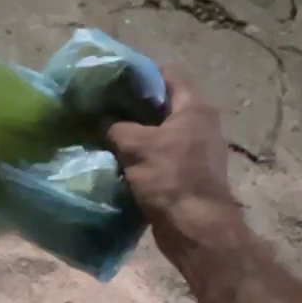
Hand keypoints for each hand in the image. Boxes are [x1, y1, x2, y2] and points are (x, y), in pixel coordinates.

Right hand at [108, 72, 246, 267]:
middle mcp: (199, 125)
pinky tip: (118, 160)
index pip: (167, 74)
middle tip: (103, 107)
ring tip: (105, 133)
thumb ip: (116, 128)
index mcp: (194, 107)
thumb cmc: (171, 179)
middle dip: (132, 106)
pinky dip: (141, 157)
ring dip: (135, 135)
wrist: (195, 229)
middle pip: (162, 105)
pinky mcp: (186, 175)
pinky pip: (160, 157)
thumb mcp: (137, 147)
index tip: (112, 79)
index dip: (140, 73)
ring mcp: (194, 152)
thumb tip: (102, 121)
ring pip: (159, 134)